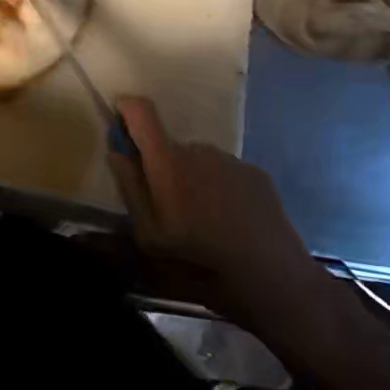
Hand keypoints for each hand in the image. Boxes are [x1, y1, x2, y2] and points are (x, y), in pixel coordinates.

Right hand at [108, 95, 314, 318]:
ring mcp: (230, 159)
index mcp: (167, 162)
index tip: (122, 129)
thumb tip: (116, 152)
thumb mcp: (151, 237)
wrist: (273, 278)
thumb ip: (130, 189)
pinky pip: (225, 174)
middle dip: (164, 169)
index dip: (127, 110)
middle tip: (172, 212)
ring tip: (205, 224)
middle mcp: (198, 149)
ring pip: (199, 162)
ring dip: (194, 182)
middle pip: (169, 147)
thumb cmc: (202, 262)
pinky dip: (221, 191)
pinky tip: (232, 224)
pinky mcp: (255, 173)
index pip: (141, 112)